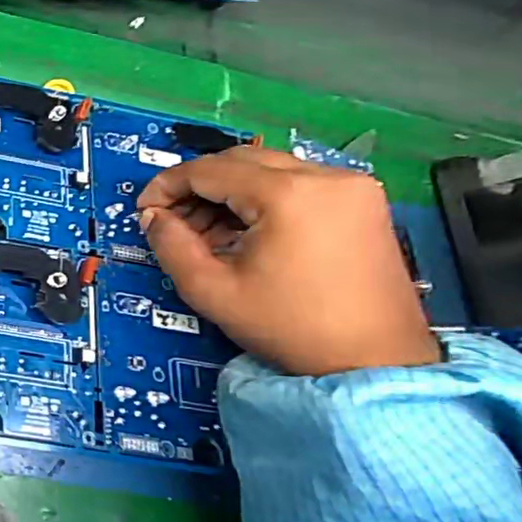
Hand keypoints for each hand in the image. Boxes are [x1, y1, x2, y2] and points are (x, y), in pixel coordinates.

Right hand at [137, 145, 438, 375]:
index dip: (167, 185)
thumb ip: (170, 245)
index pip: (209, 169)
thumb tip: (154, 217)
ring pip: (267, 168)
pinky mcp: (362, 202)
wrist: (375, 362)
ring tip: (207, 232)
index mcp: (289, 195)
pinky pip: (296, 182)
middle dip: (197, 185)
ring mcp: (350, 187)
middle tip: (172, 220)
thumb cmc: (292, 328)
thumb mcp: (211, 290)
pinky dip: (260, 198)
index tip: (146, 209)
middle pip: (239, 160)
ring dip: (227, 191)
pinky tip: (244, 232)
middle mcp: (325, 177)